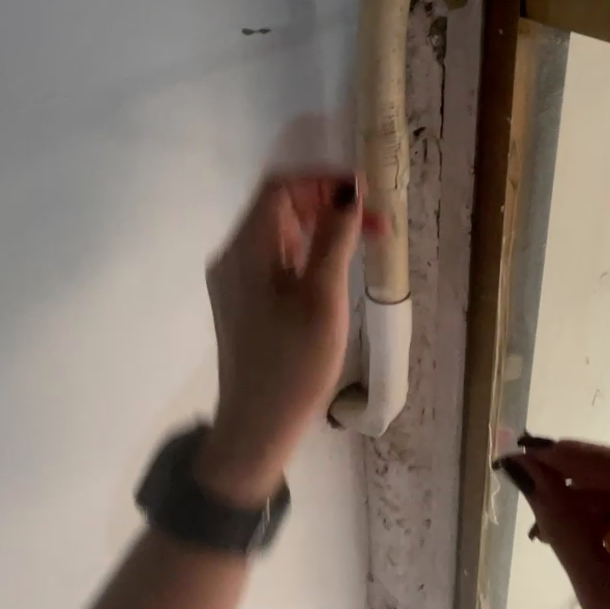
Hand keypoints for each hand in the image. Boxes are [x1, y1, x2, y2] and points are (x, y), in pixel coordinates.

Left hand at [193, 175, 364, 505]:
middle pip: (279, 207)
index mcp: (246, 249)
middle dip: (328, 204)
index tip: (365, 193)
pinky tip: (336, 270)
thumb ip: (333, 239)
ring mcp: (235, 280)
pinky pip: (276, 259)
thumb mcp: (322, 297)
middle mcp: (233, 256)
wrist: (256, 428)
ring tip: (367, 243)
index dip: (322, 180)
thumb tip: (348, 193)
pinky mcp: (243, 300)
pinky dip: (308, 253)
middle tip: (376, 223)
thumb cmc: (294, 364)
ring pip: (280, 234)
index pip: (279, 187)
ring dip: (322, 229)